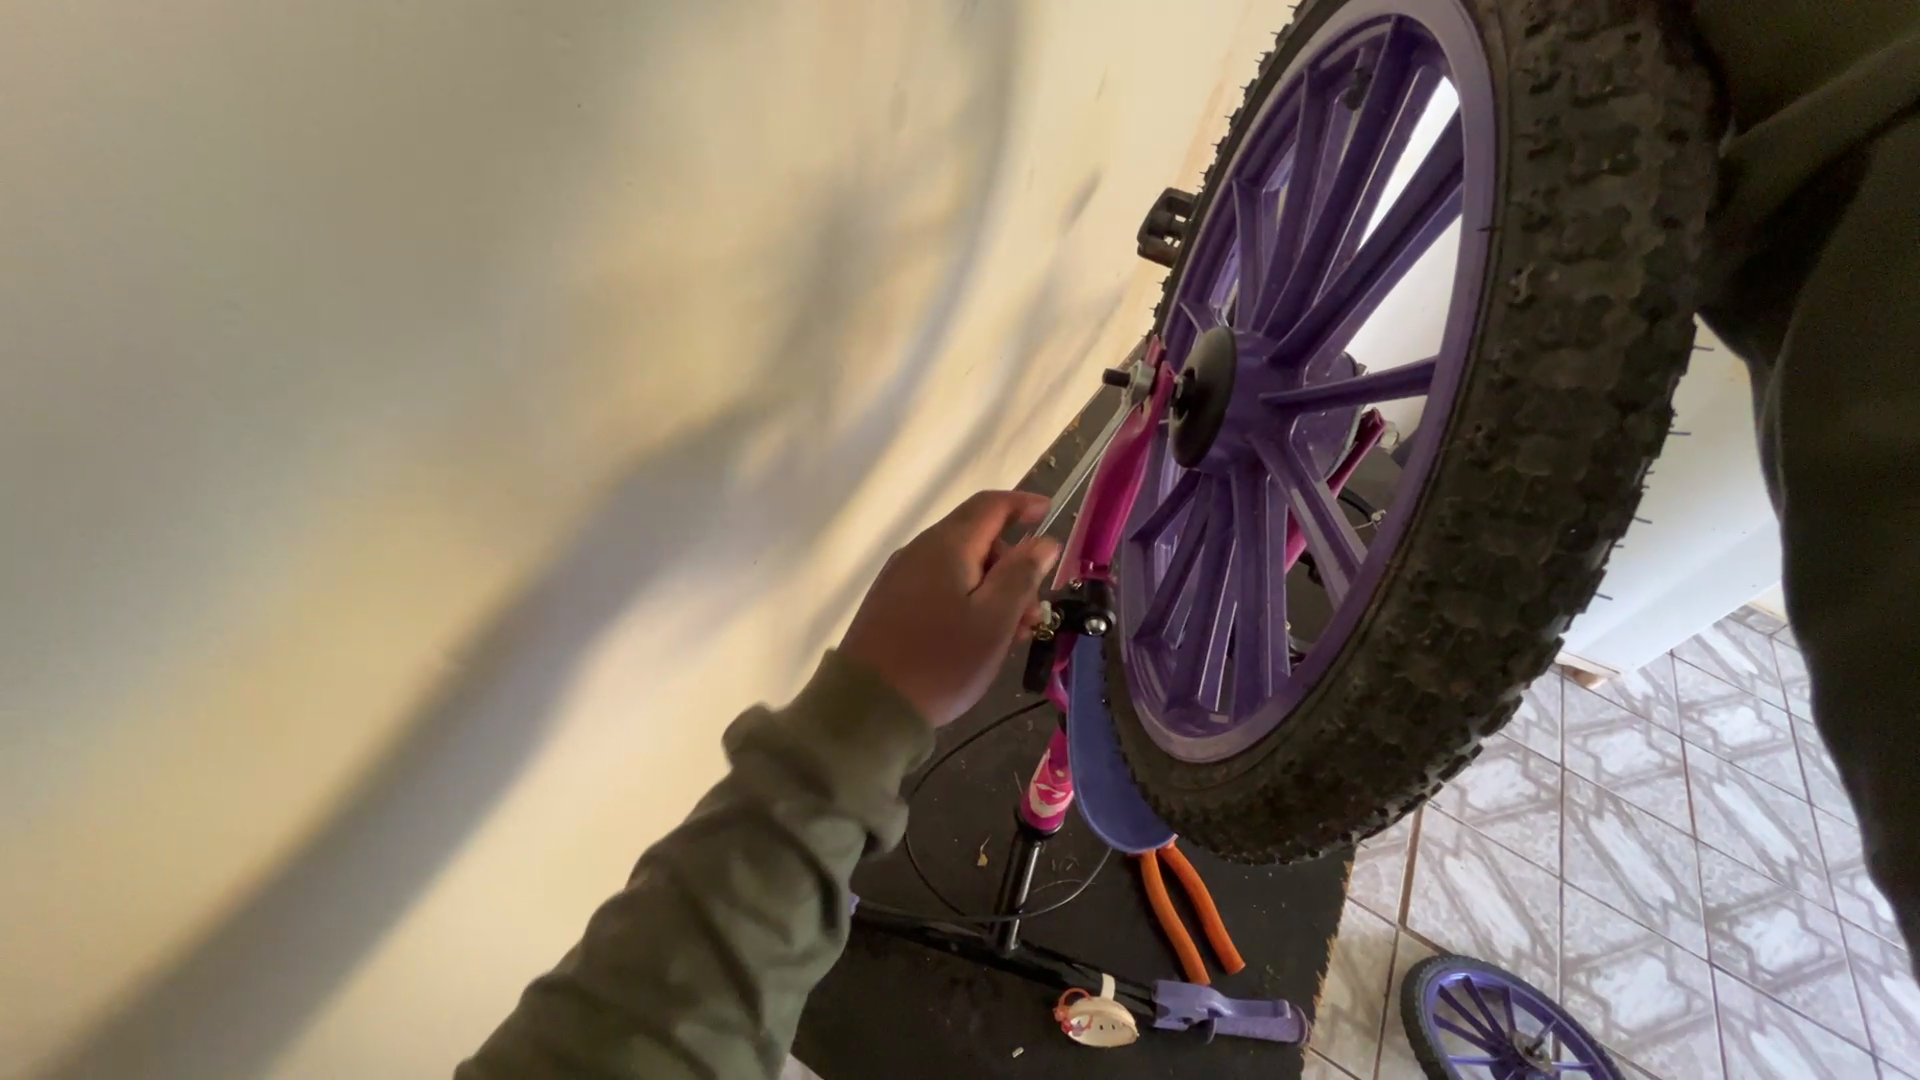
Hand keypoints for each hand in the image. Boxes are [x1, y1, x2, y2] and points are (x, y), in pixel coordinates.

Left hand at [840, 491, 1063, 726]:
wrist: (869, 704)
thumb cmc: (942, 661)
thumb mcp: (994, 620)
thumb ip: (1022, 574)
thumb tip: (1044, 541)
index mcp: (947, 545)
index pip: (991, 505)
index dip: (1024, 504)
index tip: (1050, 512)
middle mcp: (919, 550)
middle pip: (977, 538)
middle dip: (1013, 566)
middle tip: (1032, 613)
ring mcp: (900, 576)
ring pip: (959, 566)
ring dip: (992, 590)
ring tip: (1010, 634)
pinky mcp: (890, 602)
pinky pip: (938, 586)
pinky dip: (967, 600)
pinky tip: (976, 636)